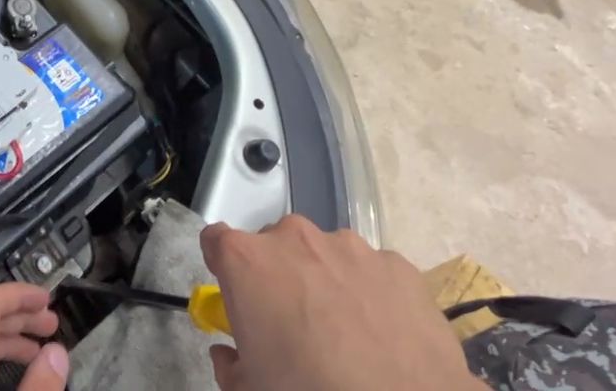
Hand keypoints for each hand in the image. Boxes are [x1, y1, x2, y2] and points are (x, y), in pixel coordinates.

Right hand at [201, 215, 479, 390]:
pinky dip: (373, 294)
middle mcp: (293, 238)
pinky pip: (374, 273)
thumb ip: (230, 362)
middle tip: (295, 325)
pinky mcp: (399, 267)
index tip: (239, 296)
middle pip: (274, 244)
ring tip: (348, 334)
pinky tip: (384, 336)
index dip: (224, 268)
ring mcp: (350, 248)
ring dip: (327, 280)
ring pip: (326, 254)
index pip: (216, 240)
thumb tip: (231, 354)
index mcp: (245, 259)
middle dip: (280, 275)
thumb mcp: (246, 389)